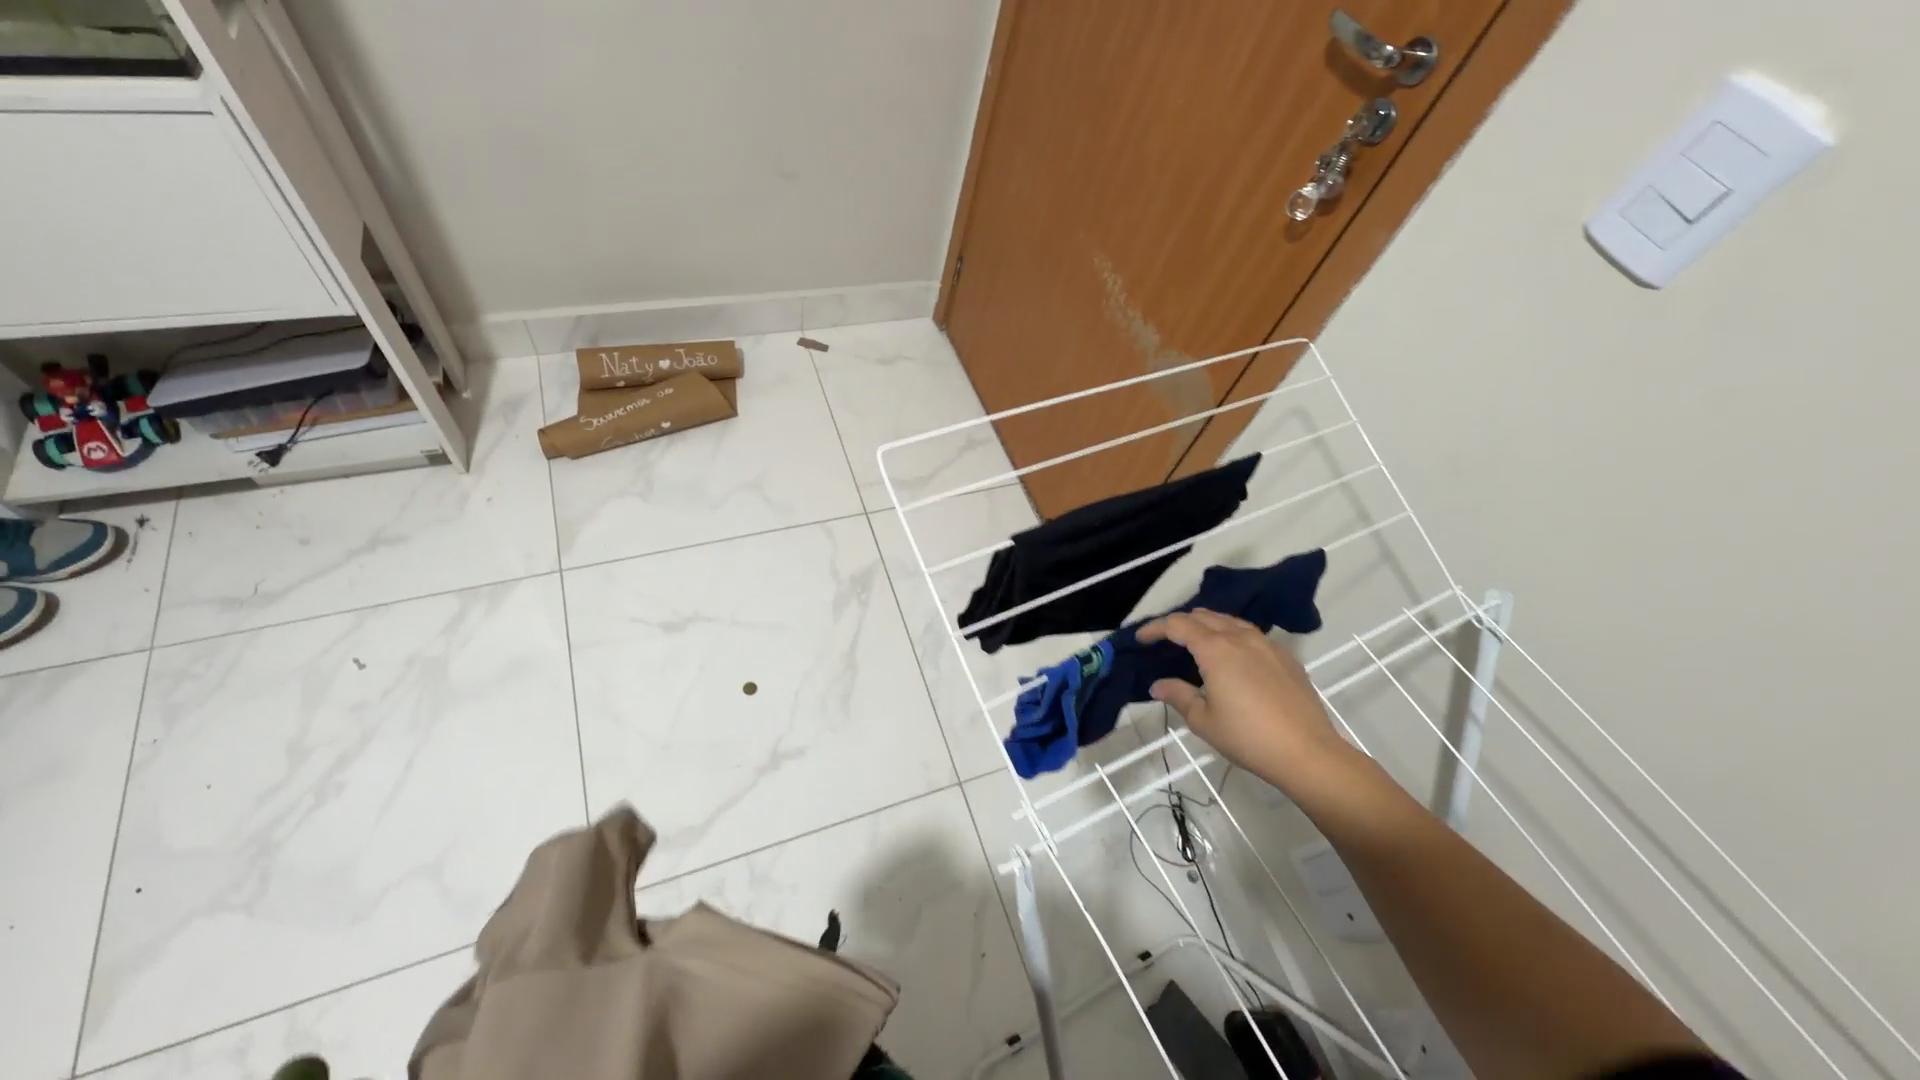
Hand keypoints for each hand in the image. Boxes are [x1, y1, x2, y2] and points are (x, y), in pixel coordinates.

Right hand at [1136, 609, 1354, 791]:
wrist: (1306, 751)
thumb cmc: (1248, 737)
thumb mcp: (1204, 720)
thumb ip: (1178, 696)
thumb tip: (1158, 685)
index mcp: (1215, 650)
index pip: (1178, 625)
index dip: (1155, 628)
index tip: (1141, 639)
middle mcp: (1241, 638)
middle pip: (1204, 616)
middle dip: (1180, 623)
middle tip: (1164, 640)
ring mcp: (1267, 644)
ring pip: (1230, 621)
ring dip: (1208, 625)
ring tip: (1195, 642)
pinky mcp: (1285, 657)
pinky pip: (1251, 634)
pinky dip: (1232, 635)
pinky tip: (1232, 656)